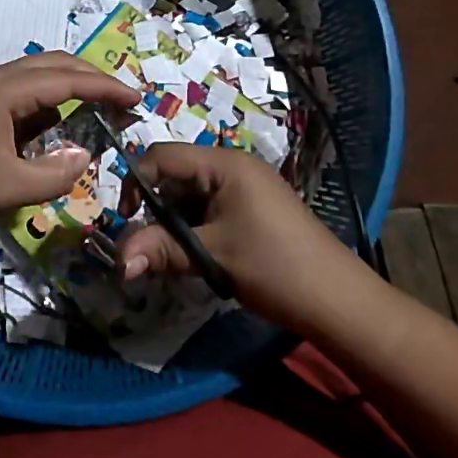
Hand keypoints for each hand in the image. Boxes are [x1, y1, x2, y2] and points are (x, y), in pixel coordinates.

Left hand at [0, 52, 138, 253]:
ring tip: (100, 104)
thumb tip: (85, 157)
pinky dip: (51, 99)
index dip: (106, 88)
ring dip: (72, 84)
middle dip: (93, 77)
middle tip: (123, 98)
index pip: (68, 79)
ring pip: (39, 75)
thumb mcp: (10, 188)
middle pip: (55, 65)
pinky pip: (25, 92)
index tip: (137, 99)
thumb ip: (55, 174)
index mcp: (7, 90)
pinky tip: (61, 120)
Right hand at [117, 143, 356, 324]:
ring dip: (176, 222)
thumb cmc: (274, 267)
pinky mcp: (254, 208)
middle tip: (149, 244)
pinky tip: (199, 256)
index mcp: (225, 163)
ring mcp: (247, 187)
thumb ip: (160, 250)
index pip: (163, 156)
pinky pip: (211, 207)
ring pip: (192, 195)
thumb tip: (118, 263)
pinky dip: (197, 229)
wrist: (339, 301)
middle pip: (177, 175)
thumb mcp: (212, 256)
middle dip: (157, 208)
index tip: (128, 219)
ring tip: (173, 256)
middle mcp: (235, 166)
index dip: (137, 182)